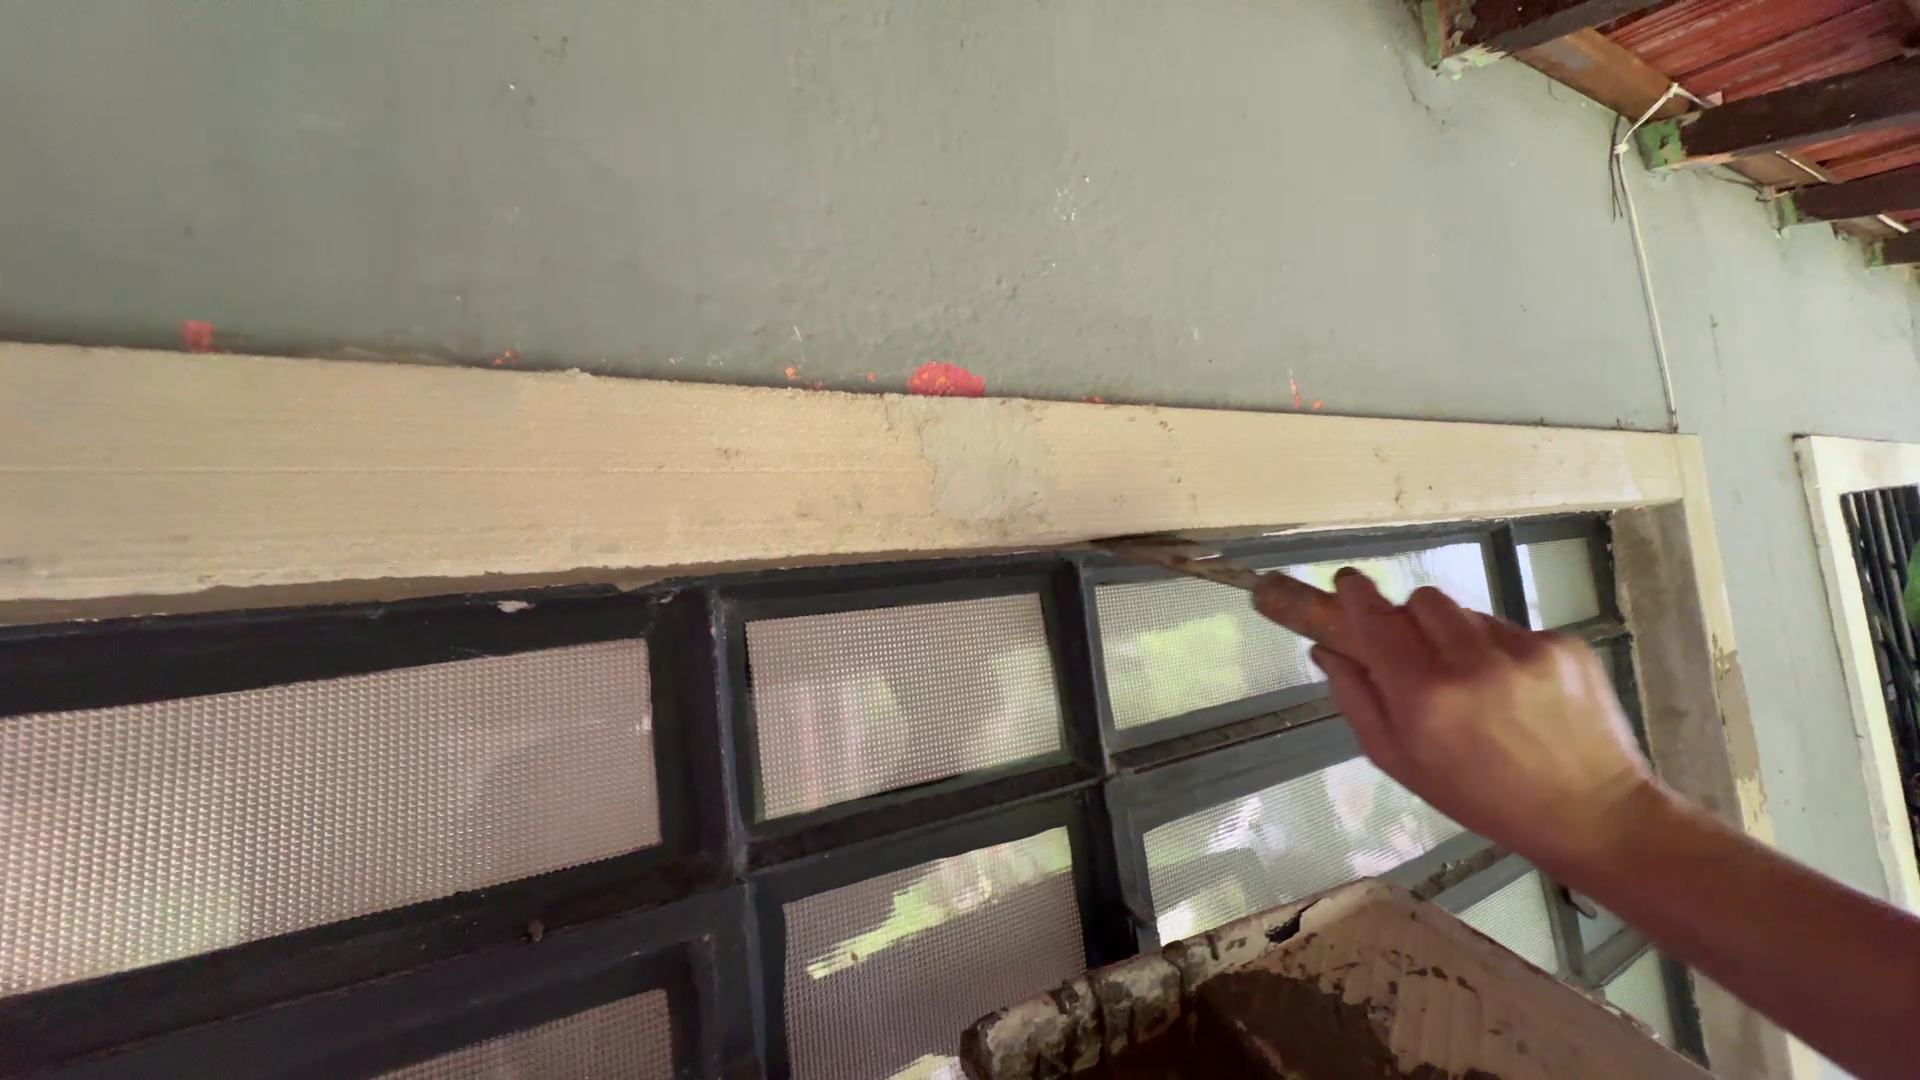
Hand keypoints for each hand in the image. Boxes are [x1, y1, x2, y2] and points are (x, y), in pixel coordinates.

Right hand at [1260, 569, 1656, 876]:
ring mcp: (1525, 649)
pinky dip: (1501, 650)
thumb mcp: (1397, 759)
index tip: (1347, 582)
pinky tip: (1515, 690)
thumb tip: (1326, 650)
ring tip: (1474, 681)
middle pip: (1422, 599)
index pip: (1376, 618)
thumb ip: (1354, 699)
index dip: (1357, 594)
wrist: (1592, 815)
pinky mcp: (1565, 646)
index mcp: (1423, 694)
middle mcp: (1471, 662)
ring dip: (1456, 635)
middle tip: (1417, 651)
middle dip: (1410, 618)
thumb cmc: (1478, 796)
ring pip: (1467, 612)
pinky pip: (1511, 628)